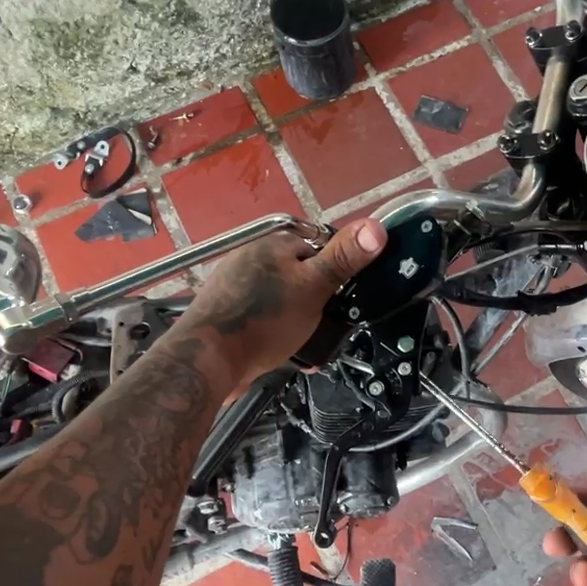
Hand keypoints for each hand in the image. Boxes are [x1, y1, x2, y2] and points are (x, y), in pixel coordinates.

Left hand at [177, 220, 386, 391]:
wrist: (210, 360)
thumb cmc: (266, 320)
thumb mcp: (314, 287)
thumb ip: (343, 258)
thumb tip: (376, 226)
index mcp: (272, 244)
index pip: (317, 246)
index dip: (337, 269)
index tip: (348, 295)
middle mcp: (250, 259)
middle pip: (298, 274)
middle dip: (318, 299)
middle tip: (332, 323)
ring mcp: (234, 288)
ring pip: (282, 300)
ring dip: (301, 321)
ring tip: (312, 343)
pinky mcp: (226, 316)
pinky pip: (264, 320)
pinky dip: (279, 334)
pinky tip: (288, 353)